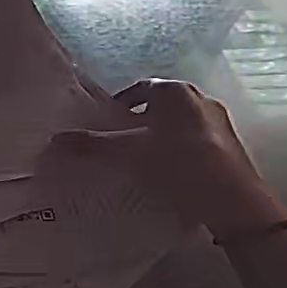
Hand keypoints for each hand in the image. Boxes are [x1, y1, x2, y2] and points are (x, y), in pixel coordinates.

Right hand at [53, 79, 286, 235]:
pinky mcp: (232, 144)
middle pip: (161, 104)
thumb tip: (54, 140)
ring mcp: (219, 120)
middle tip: (125, 140)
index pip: (140, 88)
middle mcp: (198, 97)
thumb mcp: (129, 152)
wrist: (232, 199)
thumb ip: (93, 144)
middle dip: (143, 119)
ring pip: (181, 121)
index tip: (110, 121)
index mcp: (173, 90)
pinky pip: (198, 138)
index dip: (122, 103)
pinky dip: (182, 148)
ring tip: (147, 158)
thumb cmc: (177, 162)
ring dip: (164, 134)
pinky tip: (173, 171)